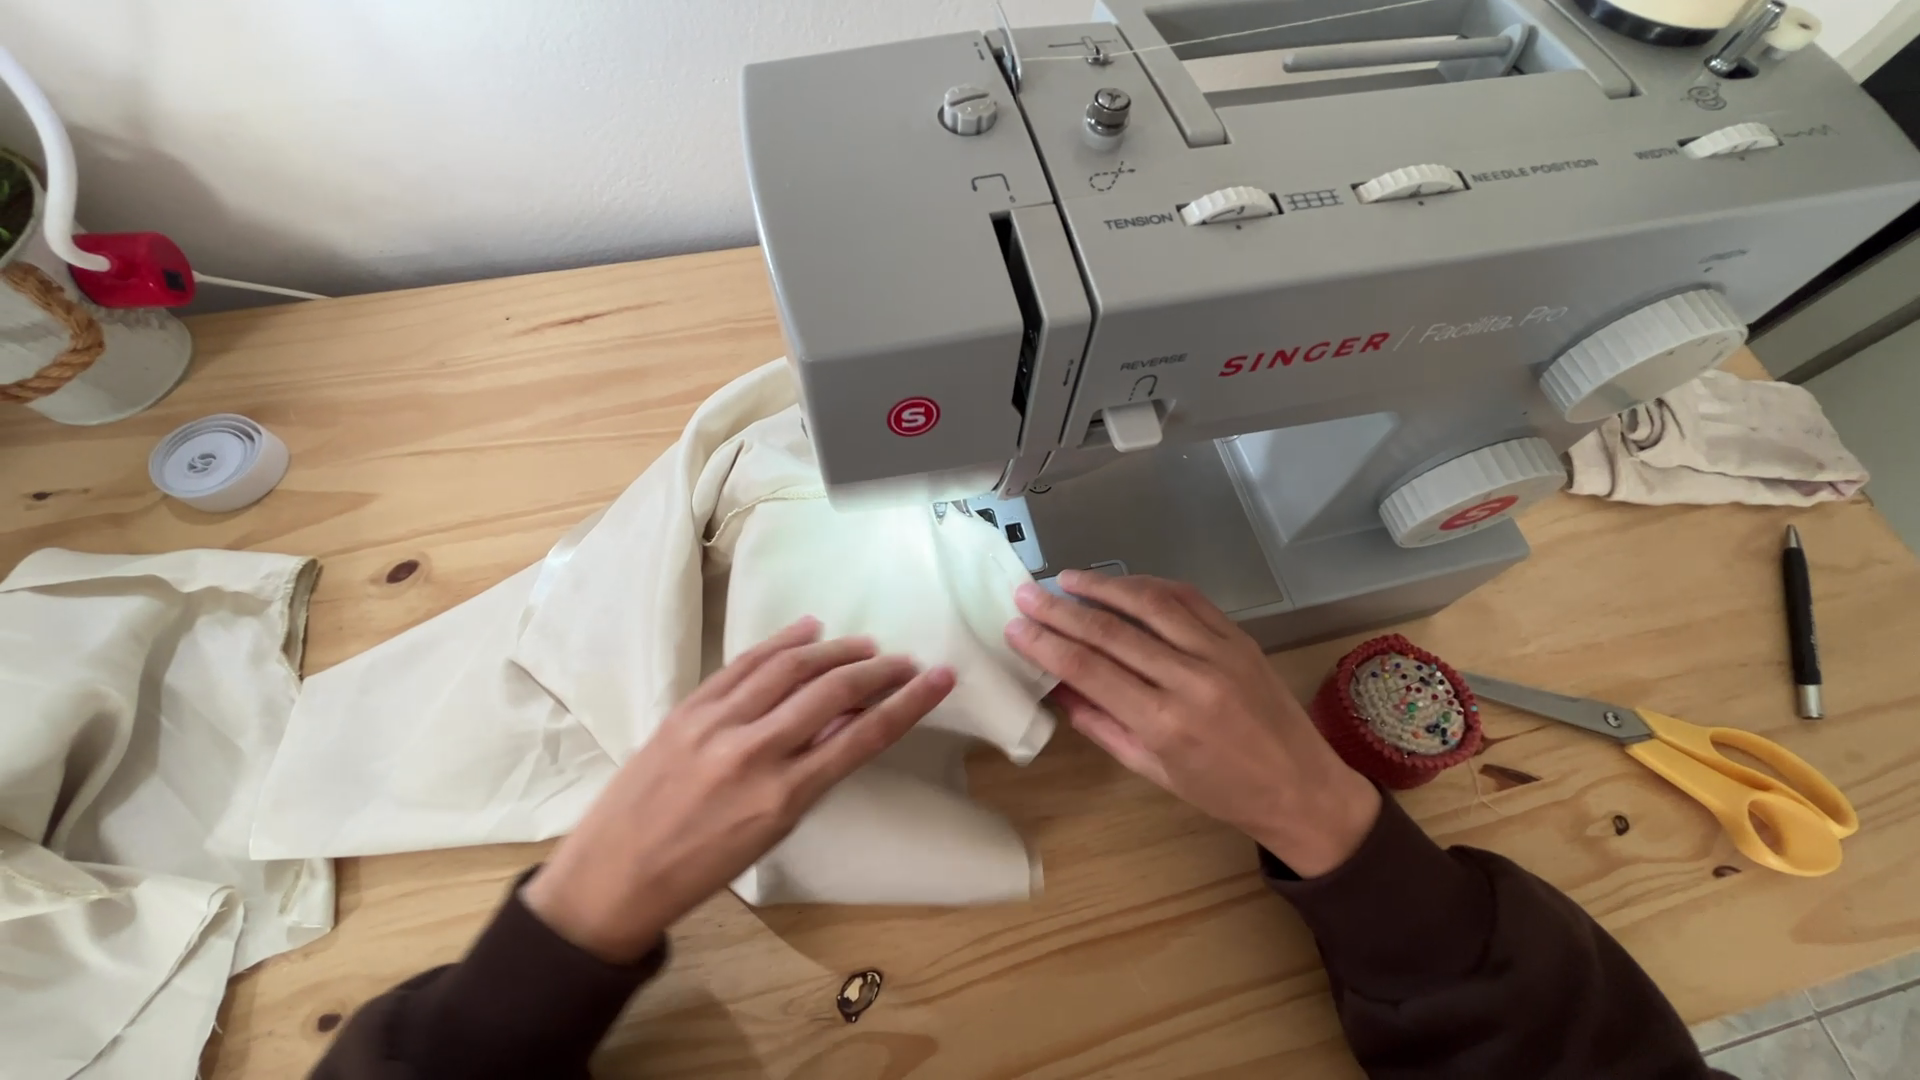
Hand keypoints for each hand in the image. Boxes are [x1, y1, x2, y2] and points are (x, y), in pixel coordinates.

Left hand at [523, 618, 954, 960]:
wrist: (612, 877)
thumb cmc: (701, 868)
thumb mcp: (772, 832)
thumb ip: (814, 774)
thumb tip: (851, 724)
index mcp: (784, 796)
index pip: (864, 737)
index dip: (910, 703)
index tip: (940, 677)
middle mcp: (756, 751)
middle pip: (833, 692)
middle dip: (879, 670)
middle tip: (905, 660)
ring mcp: (718, 723)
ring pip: (791, 667)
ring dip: (836, 650)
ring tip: (865, 644)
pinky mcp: (688, 707)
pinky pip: (745, 663)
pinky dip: (781, 642)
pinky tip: (809, 629)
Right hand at [1004, 572, 1379, 876]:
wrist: (1303, 788)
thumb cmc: (1222, 792)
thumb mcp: (1152, 770)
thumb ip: (1101, 724)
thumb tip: (1056, 687)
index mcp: (1164, 722)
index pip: (1089, 670)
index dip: (1046, 645)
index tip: (1015, 626)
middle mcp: (1190, 679)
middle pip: (1111, 631)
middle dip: (1061, 609)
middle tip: (1026, 592)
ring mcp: (1219, 652)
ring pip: (1150, 602)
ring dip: (1103, 585)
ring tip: (1067, 578)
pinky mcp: (1239, 637)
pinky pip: (1188, 598)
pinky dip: (1150, 585)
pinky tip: (1123, 583)